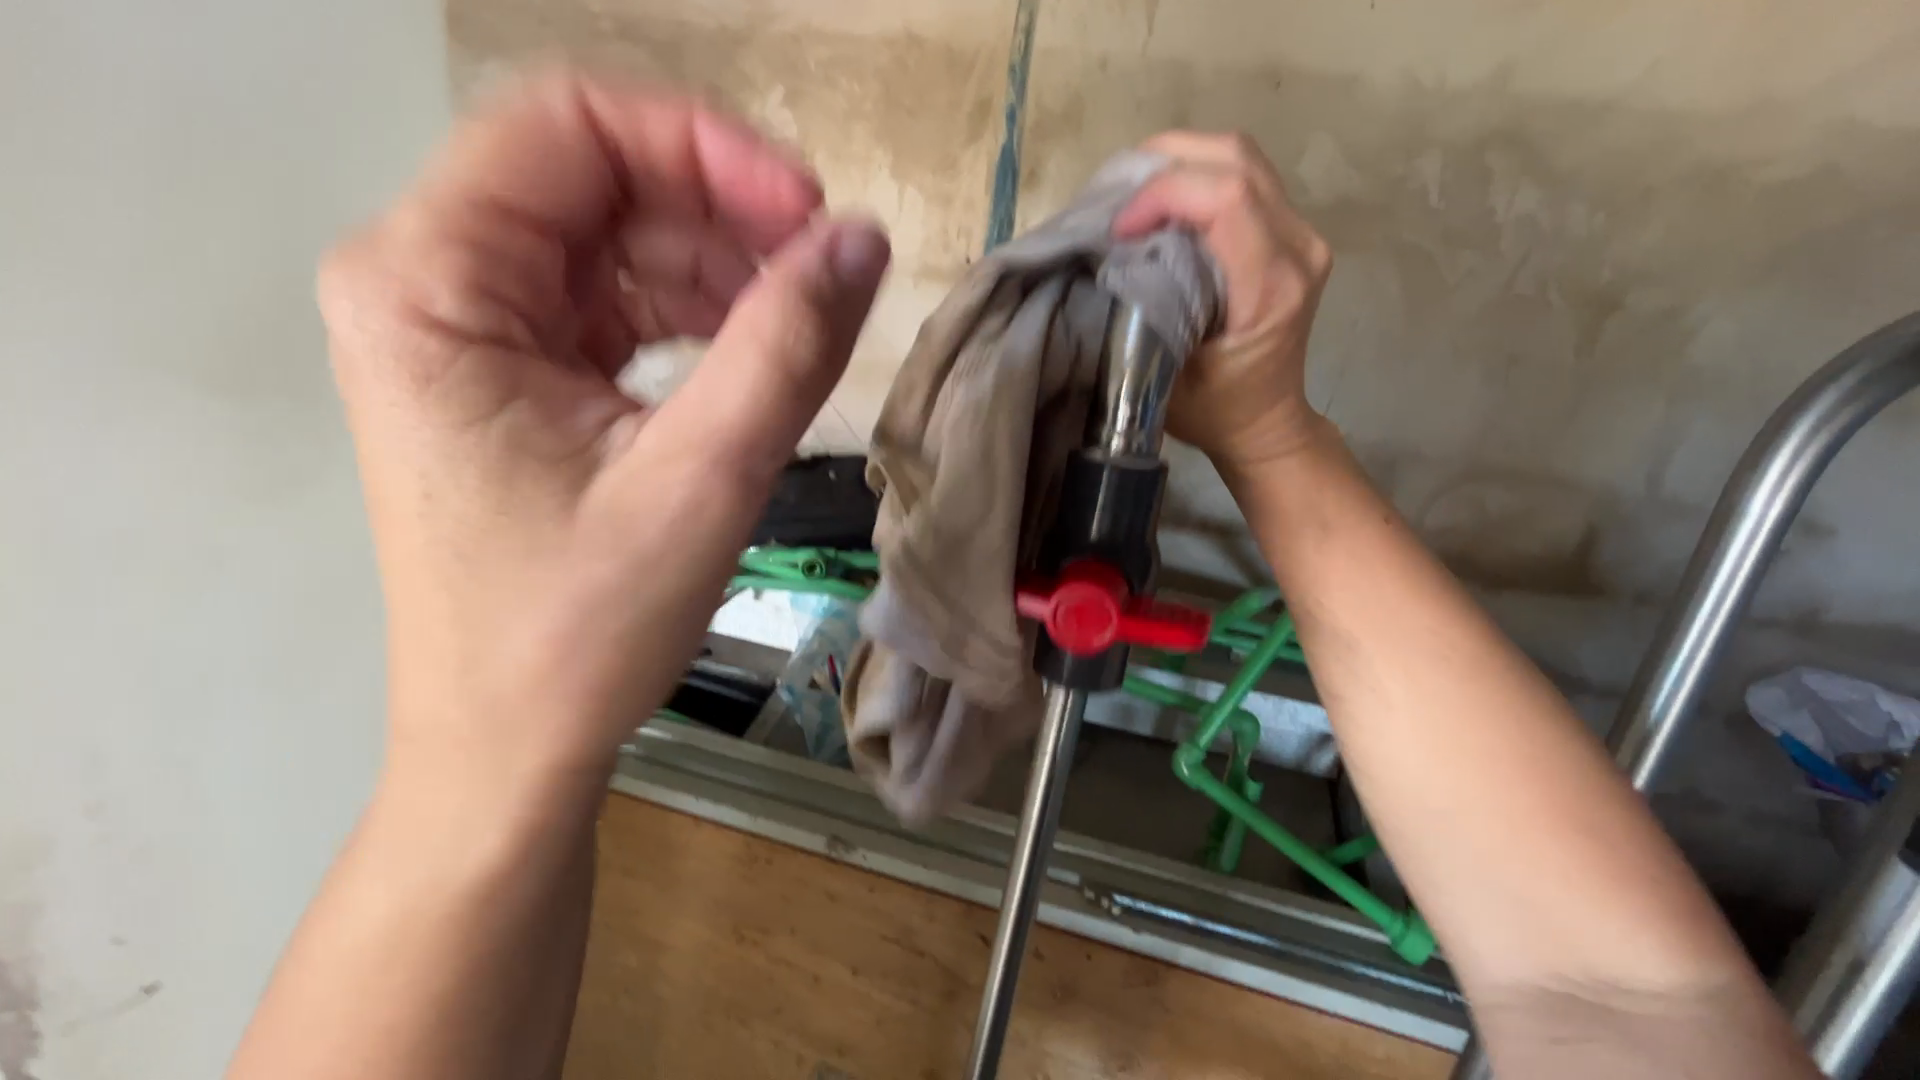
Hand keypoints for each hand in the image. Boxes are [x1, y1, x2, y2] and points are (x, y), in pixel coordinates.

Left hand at [319, 73, 888, 808]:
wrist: (512, 746)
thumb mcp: (699, 482)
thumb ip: (786, 349)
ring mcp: (470, 329)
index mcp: (428, 284)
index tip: (809, 213)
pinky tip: (753, 352)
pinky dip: (695, 313)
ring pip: (614, 237)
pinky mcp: (513, 373)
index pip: (568, 126)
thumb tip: (864, 240)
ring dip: (718, 265)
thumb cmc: (578, 632)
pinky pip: (615, 302)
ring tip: (802, 323)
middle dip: (722, 211)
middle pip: (595, 177)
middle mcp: (428, 283)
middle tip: (825, 270)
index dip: (705, 146)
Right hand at [1114, 132, 1332, 468]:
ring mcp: (1301, 234)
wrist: (1265, 424)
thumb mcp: (1167, 373)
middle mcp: (1299, 247)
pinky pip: (1244, 177)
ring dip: (1180, 163)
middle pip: (1235, 157)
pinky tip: (1162, 203)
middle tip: (1115, 195)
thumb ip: (1147, 308)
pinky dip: (1196, 177)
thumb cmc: (1215, 411)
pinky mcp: (1290, 232)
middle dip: (1165, 162)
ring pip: (1241, 157)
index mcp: (1272, 286)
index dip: (1163, 193)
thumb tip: (1114, 254)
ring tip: (1134, 194)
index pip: (1226, 196)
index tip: (1119, 227)